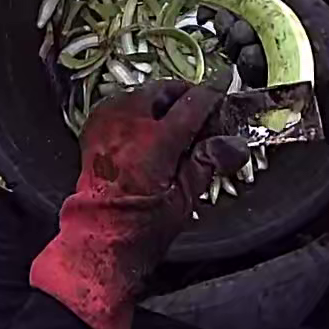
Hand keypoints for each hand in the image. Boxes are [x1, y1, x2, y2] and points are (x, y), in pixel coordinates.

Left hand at [30, 81, 228, 328]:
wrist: (97, 241)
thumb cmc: (138, 229)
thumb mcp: (184, 199)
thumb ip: (208, 162)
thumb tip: (234, 144)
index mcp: (155, 141)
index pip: (193, 102)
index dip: (214, 93)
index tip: (223, 88)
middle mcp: (128, 126)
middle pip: (164, 90)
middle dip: (184, 95)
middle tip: (198, 110)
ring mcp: (106, 125)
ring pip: (140, 93)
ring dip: (159, 101)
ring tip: (172, 120)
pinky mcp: (93, 130)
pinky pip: (119, 105)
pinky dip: (135, 109)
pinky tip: (144, 128)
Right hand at [240, 0, 328, 150]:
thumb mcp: (308, 3)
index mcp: (273, 17)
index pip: (240, 6)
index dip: (229, 3)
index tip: (222, 1)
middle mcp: (263, 38)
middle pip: (231, 26)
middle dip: (231, 22)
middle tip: (243, 26)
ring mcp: (260, 62)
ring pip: (234, 46)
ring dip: (241, 41)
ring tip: (255, 43)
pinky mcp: (259, 84)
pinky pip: (243, 68)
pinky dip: (250, 60)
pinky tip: (261, 60)